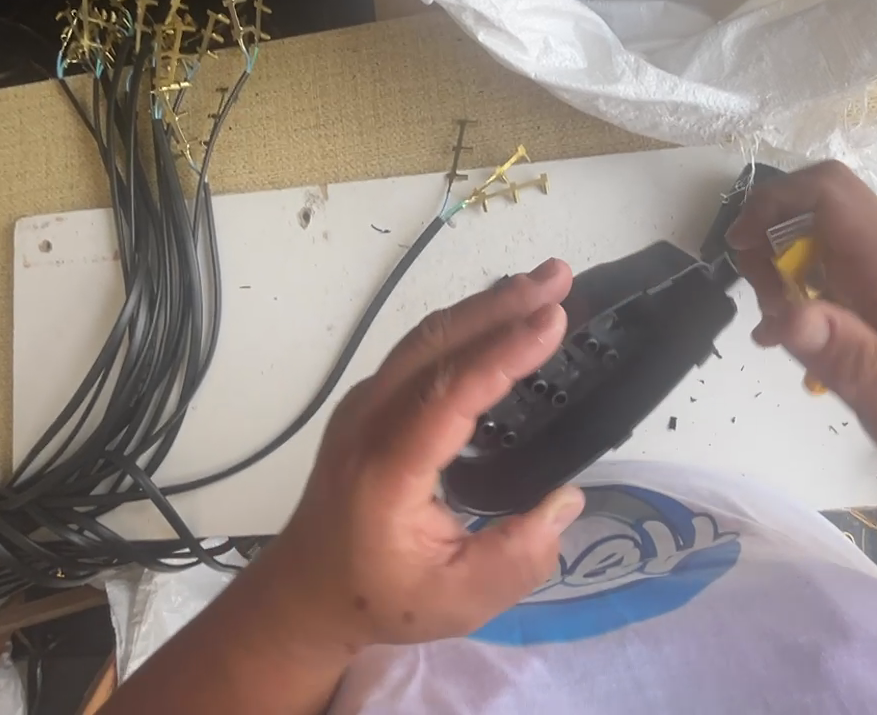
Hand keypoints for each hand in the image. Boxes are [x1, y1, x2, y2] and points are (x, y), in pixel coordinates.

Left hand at [241, 259, 586, 651]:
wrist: (308, 585)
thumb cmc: (381, 595)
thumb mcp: (457, 600)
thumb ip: (518, 556)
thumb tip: (568, 497)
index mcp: (386, 468)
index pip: (449, 393)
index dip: (503, 352)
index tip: (553, 318)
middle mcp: (368, 419)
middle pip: (436, 344)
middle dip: (501, 304)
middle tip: (557, 277)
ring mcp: (364, 402)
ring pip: (426, 337)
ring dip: (485, 306)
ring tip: (540, 285)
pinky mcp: (370, 398)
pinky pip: (420, 349)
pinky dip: (466, 324)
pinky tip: (500, 316)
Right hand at [726, 161, 876, 495]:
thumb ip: (852, 363)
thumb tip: (787, 315)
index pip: (829, 192)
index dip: (772, 203)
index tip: (742, 249)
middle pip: (815, 210)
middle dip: (771, 250)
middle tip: (770, 316)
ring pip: (823, 237)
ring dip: (787, 274)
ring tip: (789, 335)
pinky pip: (843, 262)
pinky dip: (811, 287)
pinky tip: (814, 338)